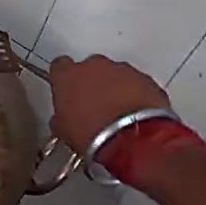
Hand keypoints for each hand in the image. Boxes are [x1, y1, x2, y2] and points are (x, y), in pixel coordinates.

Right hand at [48, 55, 170, 155]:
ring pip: (115, 73)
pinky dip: (135, 93)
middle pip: (90, 67)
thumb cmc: (93, 133)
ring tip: (115, 111)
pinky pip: (136, 82)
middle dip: (91, 81)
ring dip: (114, 87)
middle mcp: (94, 66)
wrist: (131, 139)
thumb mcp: (63, 130)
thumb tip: (63, 119)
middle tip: (92, 103)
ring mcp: (122, 70)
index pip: (59, 66)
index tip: (65, 88)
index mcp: (68, 75)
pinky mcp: (145, 79)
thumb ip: (60, 115)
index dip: (63, 78)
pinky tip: (132, 113)